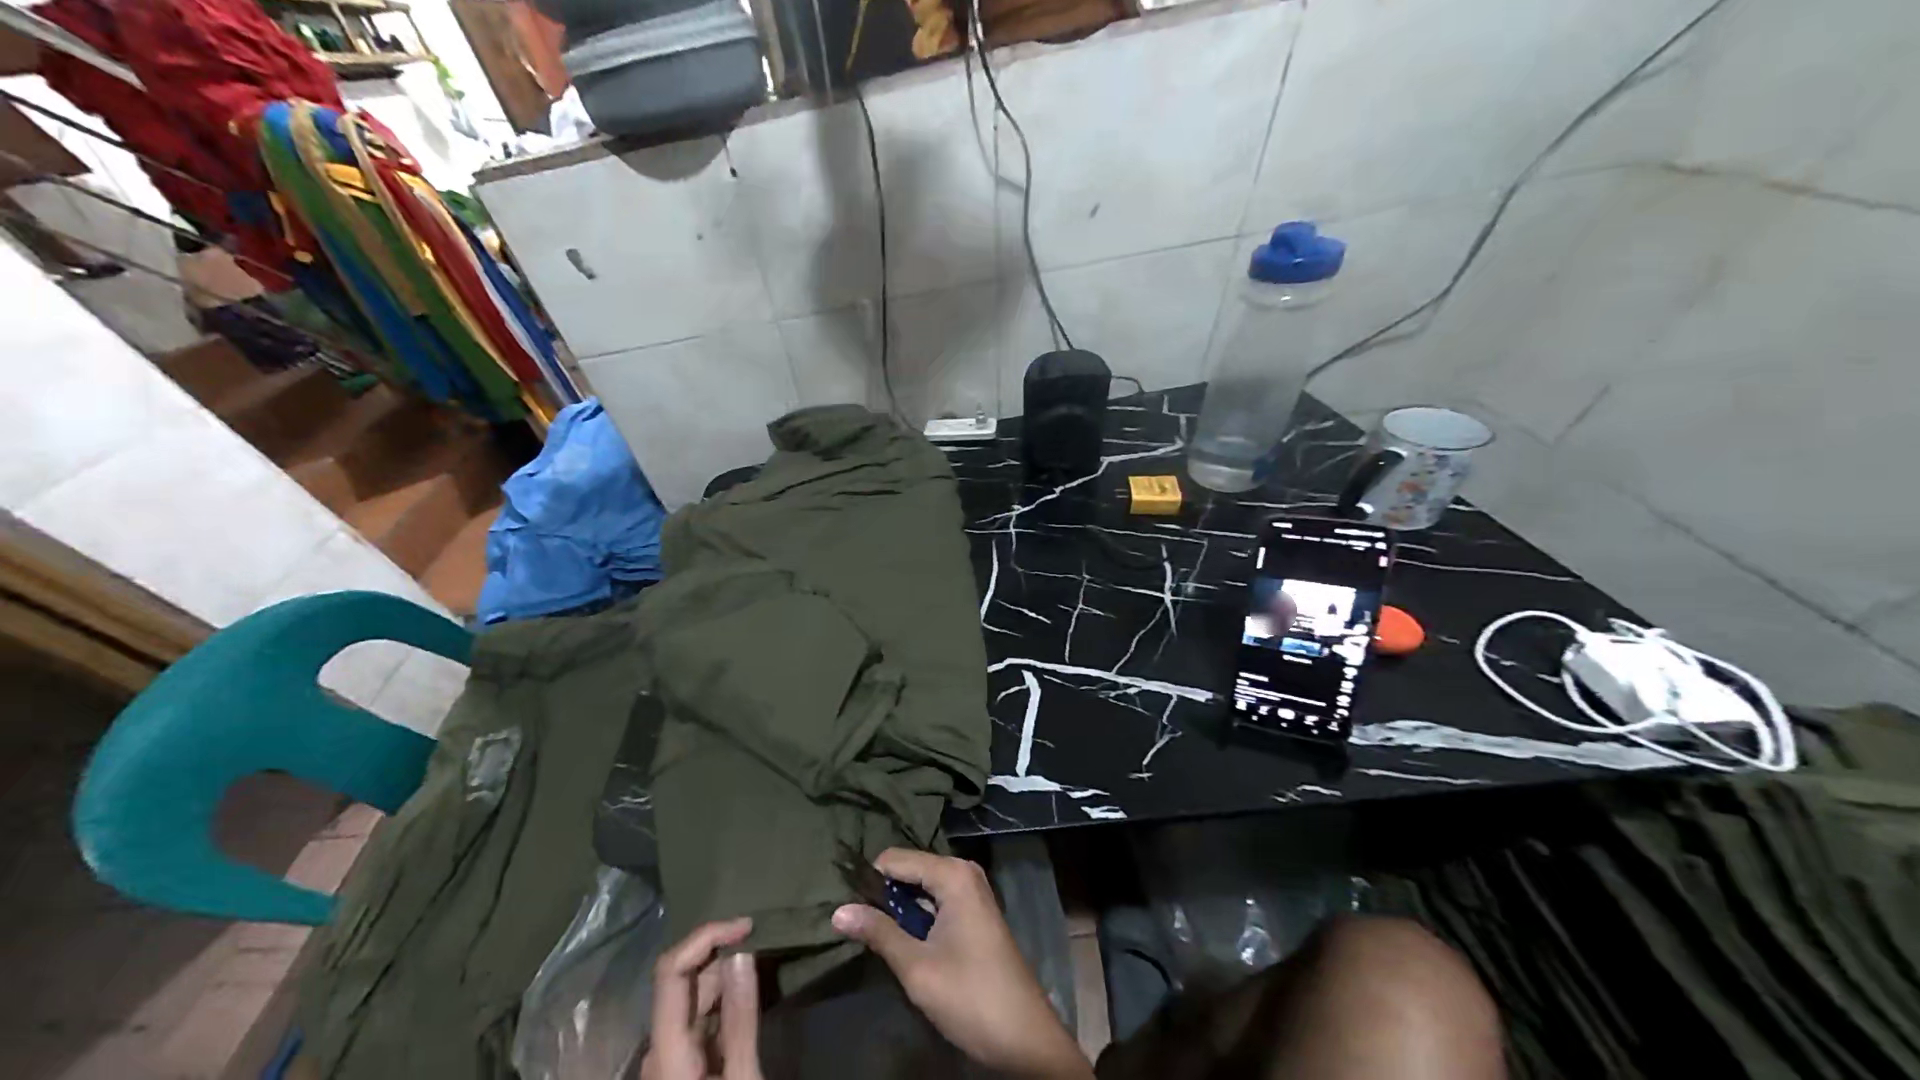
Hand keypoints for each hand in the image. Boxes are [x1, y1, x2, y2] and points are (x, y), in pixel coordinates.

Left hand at [640, 917, 762, 1079]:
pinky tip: (750, 998)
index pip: (671, 971)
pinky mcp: (679, 1068)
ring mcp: (666, 1059)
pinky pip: (700, 1021)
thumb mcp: (742, 1079)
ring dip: (727, 977)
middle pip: (685, 984)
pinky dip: (725, 1003)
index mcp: (664, 1050)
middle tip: (766, 944)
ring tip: (765, 964)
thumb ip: (740, 1020)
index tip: (747, 925)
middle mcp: (657, 1048)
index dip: (705, 937)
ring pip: (695, 1001)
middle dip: (724, 956)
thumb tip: (742, 954)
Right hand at [832, 849, 1092, 1079]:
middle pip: (909, 869)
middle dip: (882, 892)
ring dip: (897, 906)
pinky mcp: (974, 912)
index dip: (868, 880)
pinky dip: (915, 914)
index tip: (842, 903)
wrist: (1024, 1037)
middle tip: (852, 920)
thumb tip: (837, 910)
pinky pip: (935, 900)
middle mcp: (963, 872)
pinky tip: (897, 936)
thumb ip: (878, 933)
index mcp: (952, 874)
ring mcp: (972, 892)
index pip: (894, 858)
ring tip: (867, 929)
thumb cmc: (970, 996)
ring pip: (921, 886)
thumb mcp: (916, 967)